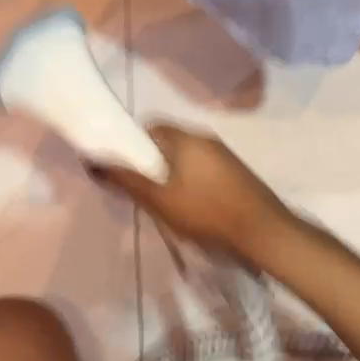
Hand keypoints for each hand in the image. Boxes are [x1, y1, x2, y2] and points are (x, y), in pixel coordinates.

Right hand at [94, 124, 291, 265]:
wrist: (267, 234)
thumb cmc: (208, 214)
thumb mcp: (161, 201)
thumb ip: (127, 181)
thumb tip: (92, 160)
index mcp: (184, 137)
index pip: (150, 126)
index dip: (133, 144)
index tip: (128, 170)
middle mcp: (204, 137)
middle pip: (168, 141)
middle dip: (153, 162)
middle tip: (146, 192)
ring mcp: (224, 154)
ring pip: (187, 156)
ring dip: (174, 174)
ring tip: (169, 205)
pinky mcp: (237, 172)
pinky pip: (204, 168)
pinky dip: (193, 181)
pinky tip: (195, 209)